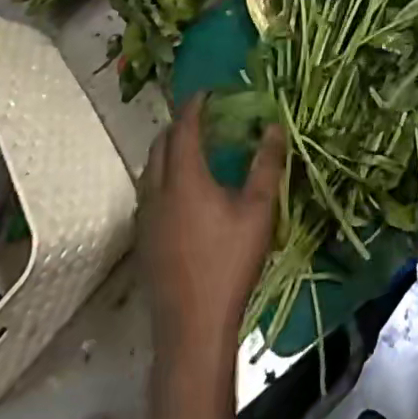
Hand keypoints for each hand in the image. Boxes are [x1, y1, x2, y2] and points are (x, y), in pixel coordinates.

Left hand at [140, 92, 285, 348]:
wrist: (192, 326)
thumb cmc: (229, 263)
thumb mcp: (258, 210)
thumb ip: (266, 165)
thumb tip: (274, 126)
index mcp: (184, 178)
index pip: (183, 129)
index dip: (194, 106)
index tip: (206, 93)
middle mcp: (157, 191)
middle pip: (159, 145)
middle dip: (178, 126)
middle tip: (202, 119)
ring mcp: (145, 217)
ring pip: (149, 170)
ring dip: (167, 152)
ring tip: (193, 151)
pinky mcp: (143, 240)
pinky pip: (148, 193)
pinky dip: (162, 177)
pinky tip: (182, 194)